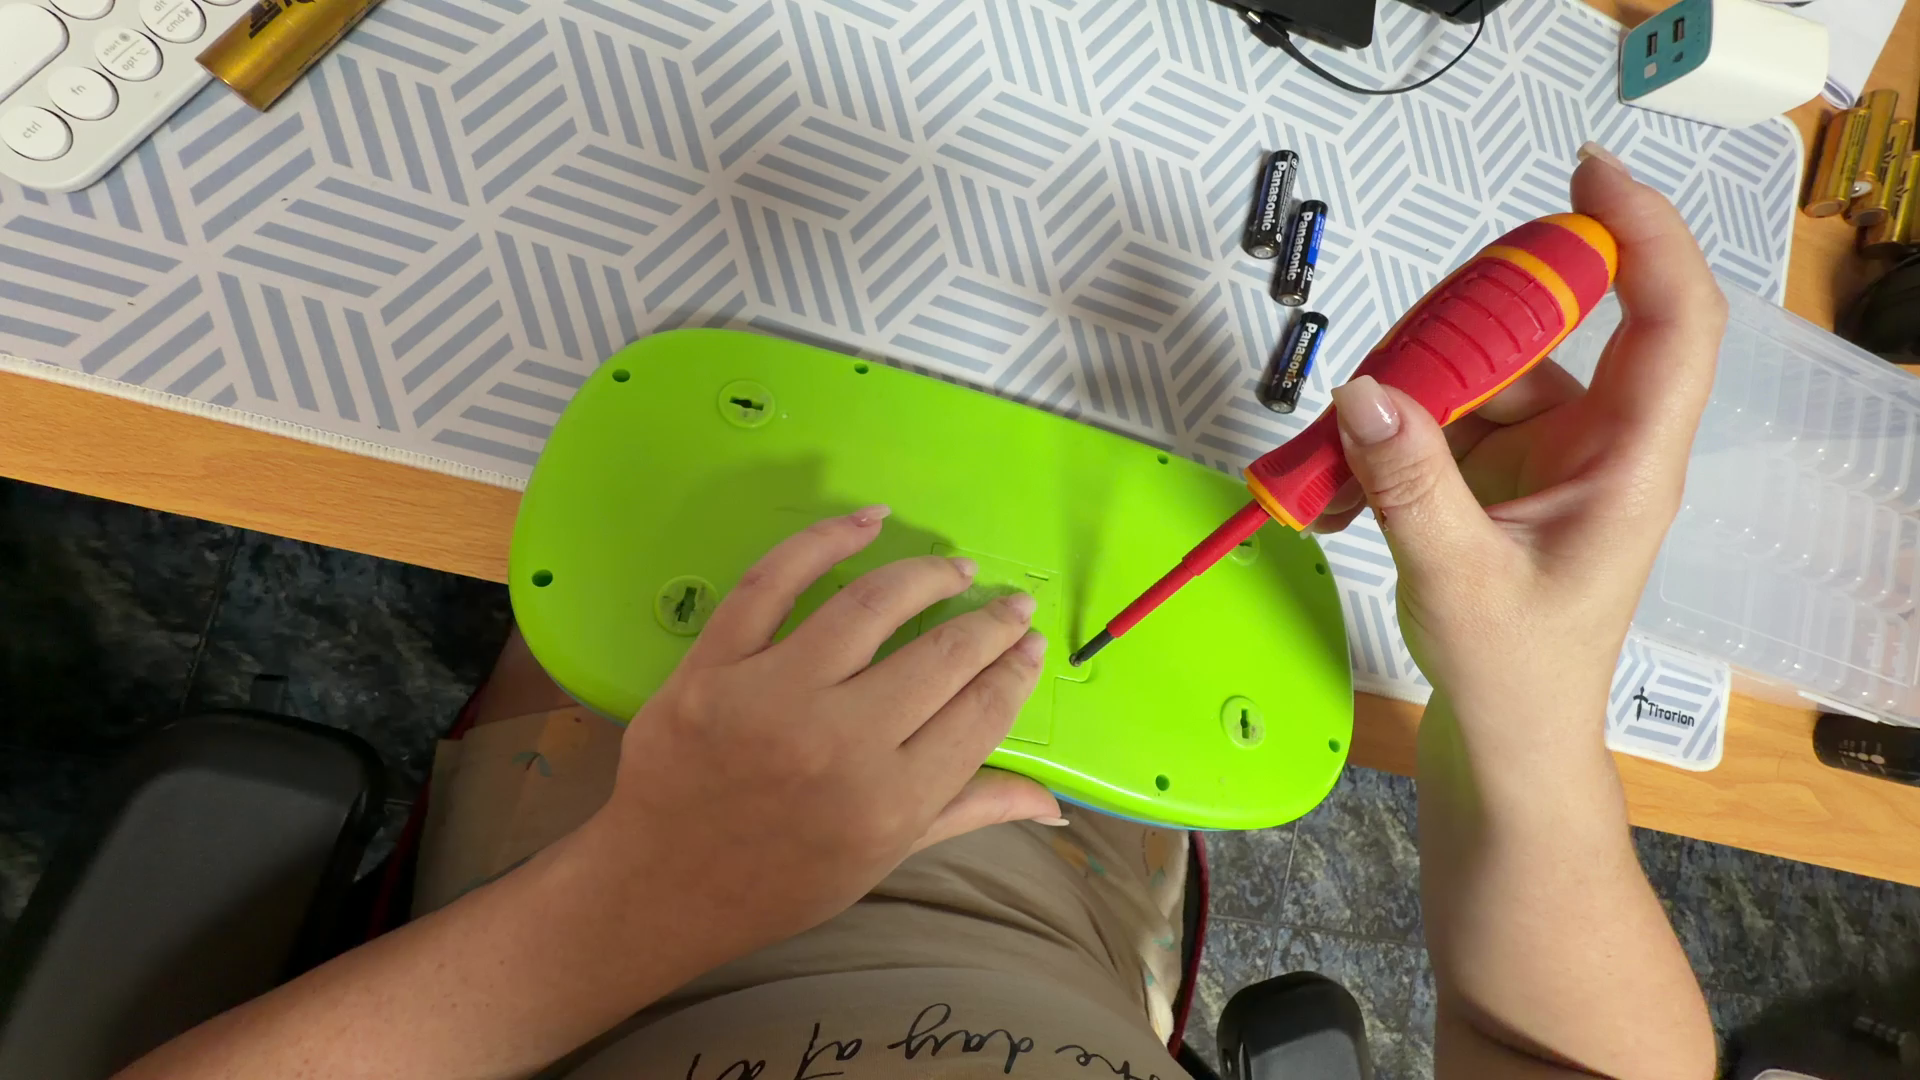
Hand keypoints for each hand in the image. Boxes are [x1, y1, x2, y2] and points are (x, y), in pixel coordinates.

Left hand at [589, 506, 1059, 952]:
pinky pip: (772, 582)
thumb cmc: (784, 880)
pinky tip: (868, 520)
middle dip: (992, 621)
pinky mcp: (713, 666)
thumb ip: (969, 812)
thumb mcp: (885, 859)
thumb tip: (1053, 801)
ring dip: (927, 575)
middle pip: (943, 654)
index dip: (1015, 668)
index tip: (1030, 641)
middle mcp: (840, 744)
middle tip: (1010, 602)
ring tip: (955, 567)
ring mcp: (771, 697)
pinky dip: (825, 539)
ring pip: (870, 605)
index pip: (981, 711)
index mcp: (891, 801)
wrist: (663, 886)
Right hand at [1315, 145, 1724, 724]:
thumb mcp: (1457, 572)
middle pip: (1537, 350)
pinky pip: (1435, 433)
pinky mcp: (1485, 483)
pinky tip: (1342, 481)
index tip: (1584, 180)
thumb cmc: (1512, 662)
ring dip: (1404, 405)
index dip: (1640, 239)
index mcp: (1625, 462)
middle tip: (1384, 362)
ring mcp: (1531, 464)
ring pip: (1473, 390)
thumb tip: (1362, 392)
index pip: (1667, 323)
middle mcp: (1587, 447)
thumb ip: (1410, 483)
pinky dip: (1387, 445)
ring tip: (1337, 450)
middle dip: (1460, 341)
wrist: (1499, 725)